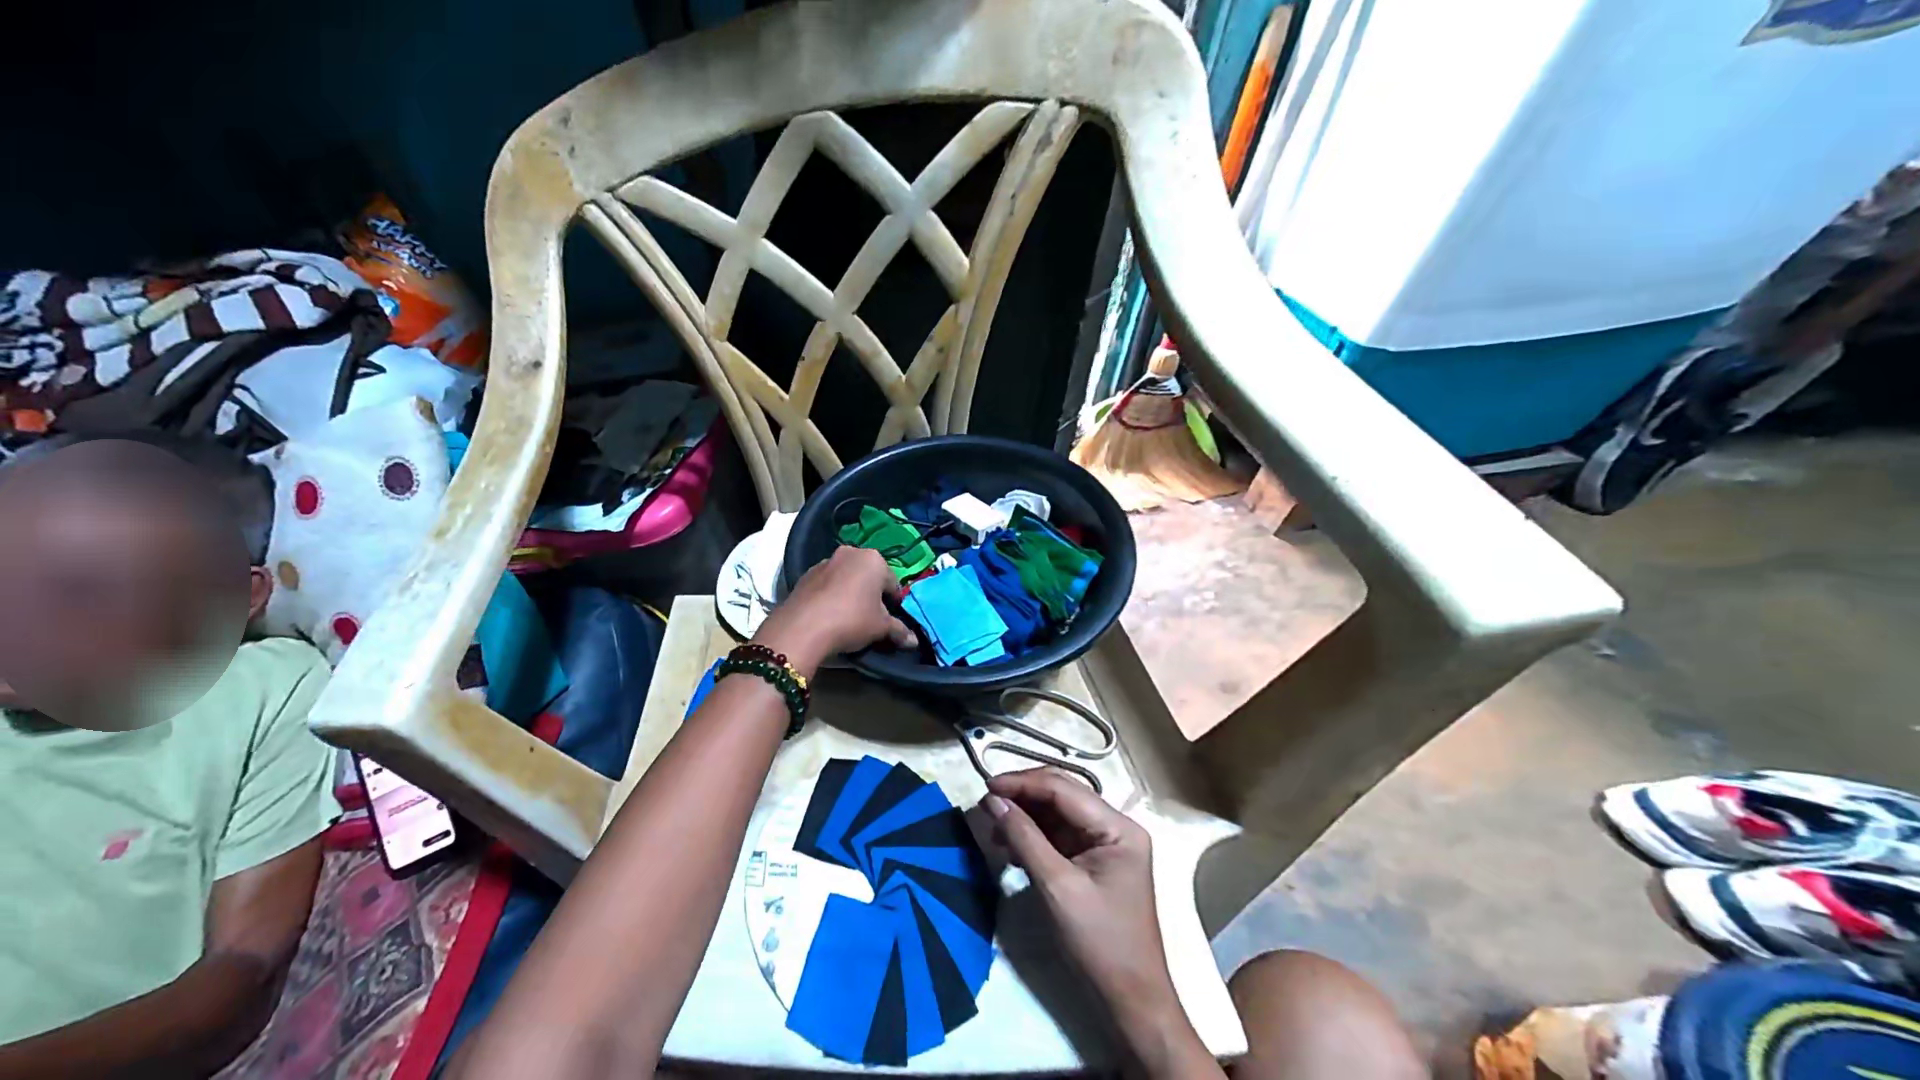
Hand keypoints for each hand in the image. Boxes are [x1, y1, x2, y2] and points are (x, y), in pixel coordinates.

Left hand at [754, 546, 917, 673]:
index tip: (889, 620)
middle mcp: (850, 553)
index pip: (892, 583)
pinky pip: (827, 584)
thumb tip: (914, 641)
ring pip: (846, 578)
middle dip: (871, 594)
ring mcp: (825, 562)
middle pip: (868, 576)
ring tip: (848, 618)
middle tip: (870, 618)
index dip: (893, 603)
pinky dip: (831, 595)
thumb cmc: (852, 620)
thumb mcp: (881, 627)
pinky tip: (829, 615)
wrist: (803, 628)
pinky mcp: (805, 575)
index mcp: (873, 559)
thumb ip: (899, 631)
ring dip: (850, 593)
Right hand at [984, 769, 1179, 1022]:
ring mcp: (1105, 844)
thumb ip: (1025, 838)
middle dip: (1023, 796)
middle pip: (1062, 795)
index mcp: (1118, 827)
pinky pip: (1058, 836)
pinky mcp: (1093, 862)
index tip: (986, 787)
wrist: (1129, 998)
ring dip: (1025, 816)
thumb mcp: (1057, 886)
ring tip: (993, 828)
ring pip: (1057, 814)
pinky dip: (1033, 836)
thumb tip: (993, 801)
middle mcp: (1114, 827)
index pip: (1064, 789)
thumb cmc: (1099, 942)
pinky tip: (1010, 847)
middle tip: (986, 804)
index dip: (1023, 783)